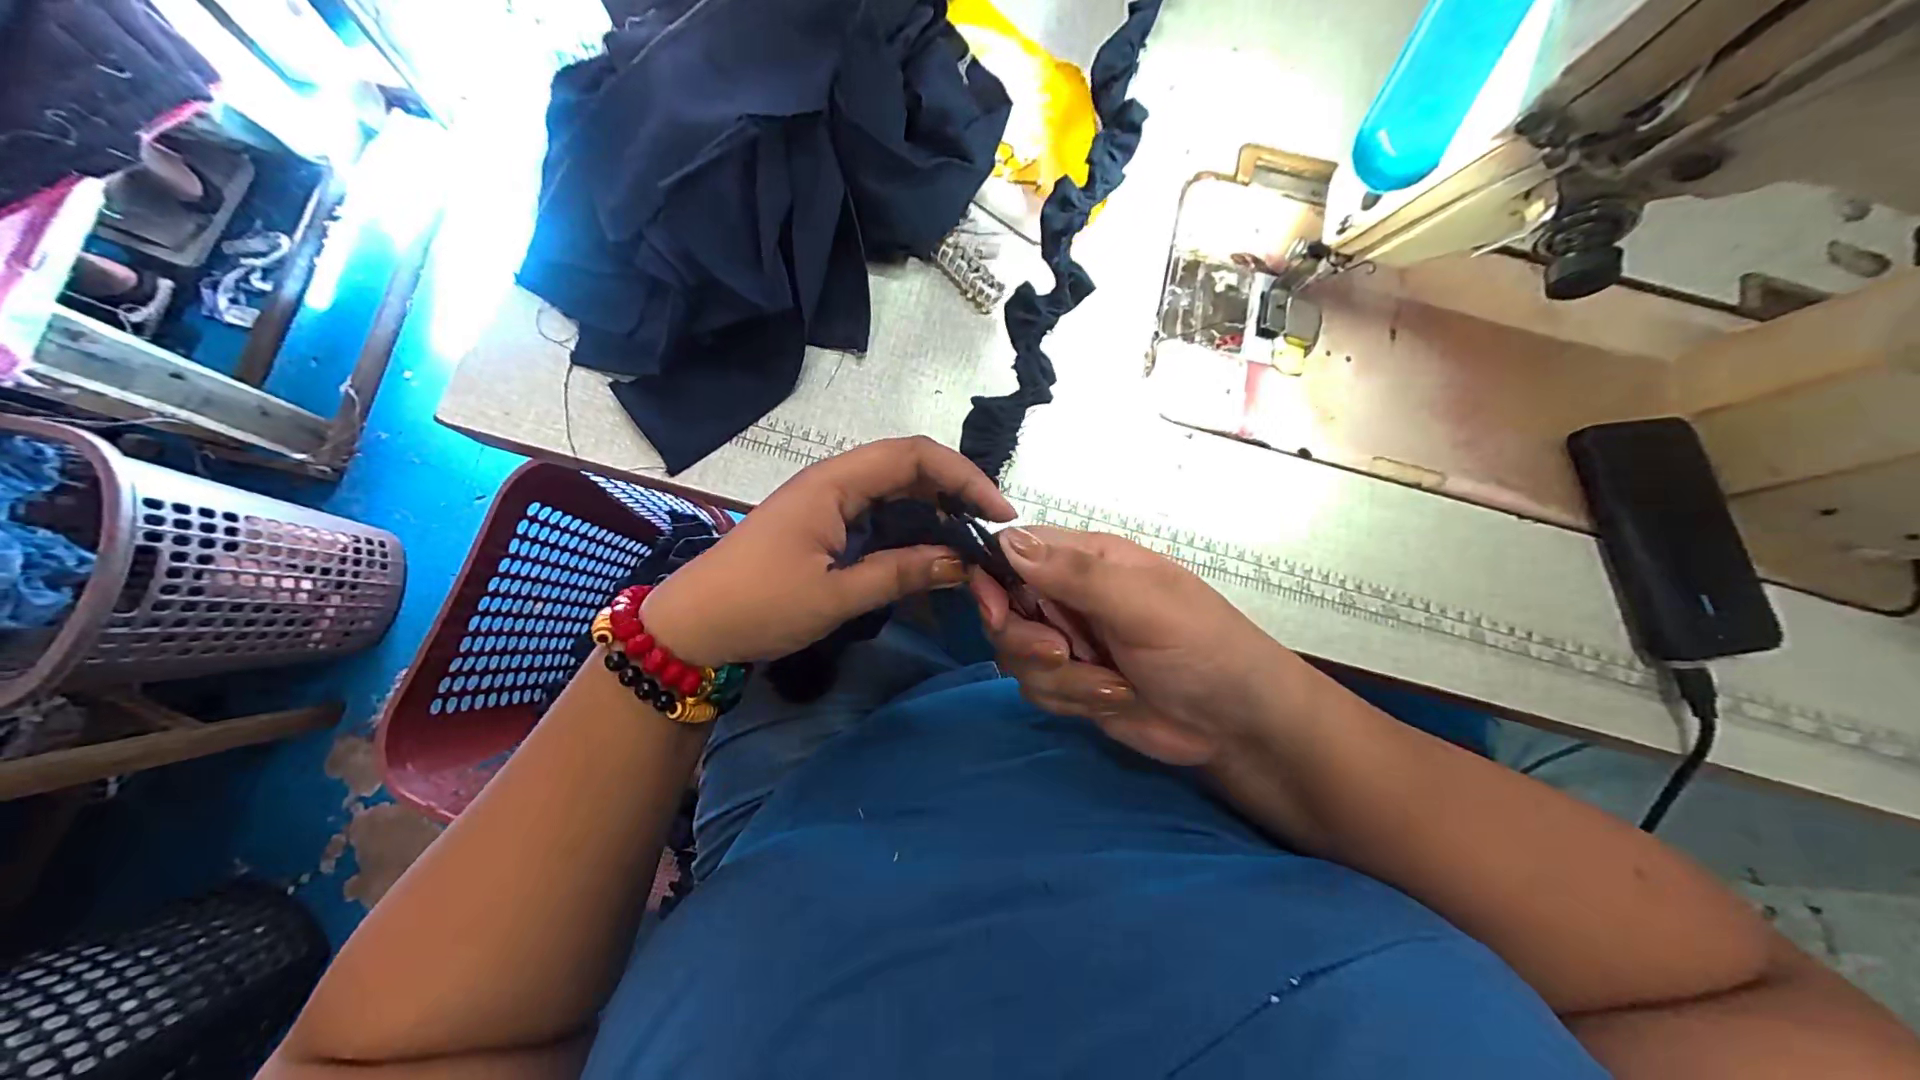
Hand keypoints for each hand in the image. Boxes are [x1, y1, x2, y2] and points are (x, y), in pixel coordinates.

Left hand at [641, 436, 1014, 666]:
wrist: (691, 627)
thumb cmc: (757, 606)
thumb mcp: (835, 595)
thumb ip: (901, 572)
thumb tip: (962, 562)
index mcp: (834, 483)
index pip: (914, 455)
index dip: (964, 476)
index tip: (998, 513)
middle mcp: (834, 481)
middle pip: (909, 466)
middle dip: (957, 491)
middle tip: (990, 532)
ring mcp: (828, 501)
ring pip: (896, 489)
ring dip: (937, 509)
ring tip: (970, 542)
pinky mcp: (824, 524)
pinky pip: (879, 512)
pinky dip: (912, 526)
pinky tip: (930, 551)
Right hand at [971, 526, 1306, 765]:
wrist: (1238, 726)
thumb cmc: (1202, 647)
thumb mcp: (1142, 603)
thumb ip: (1074, 574)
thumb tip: (1007, 539)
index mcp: (1088, 560)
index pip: (1017, 551)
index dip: (993, 575)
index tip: (995, 607)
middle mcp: (1070, 597)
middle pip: (1005, 608)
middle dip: (1025, 638)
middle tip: (1061, 652)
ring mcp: (1070, 643)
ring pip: (1016, 654)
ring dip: (1060, 677)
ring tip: (1112, 684)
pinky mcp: (1073, 684)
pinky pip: (1036, 689)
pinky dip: (1071, 699)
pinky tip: (1115, 699)